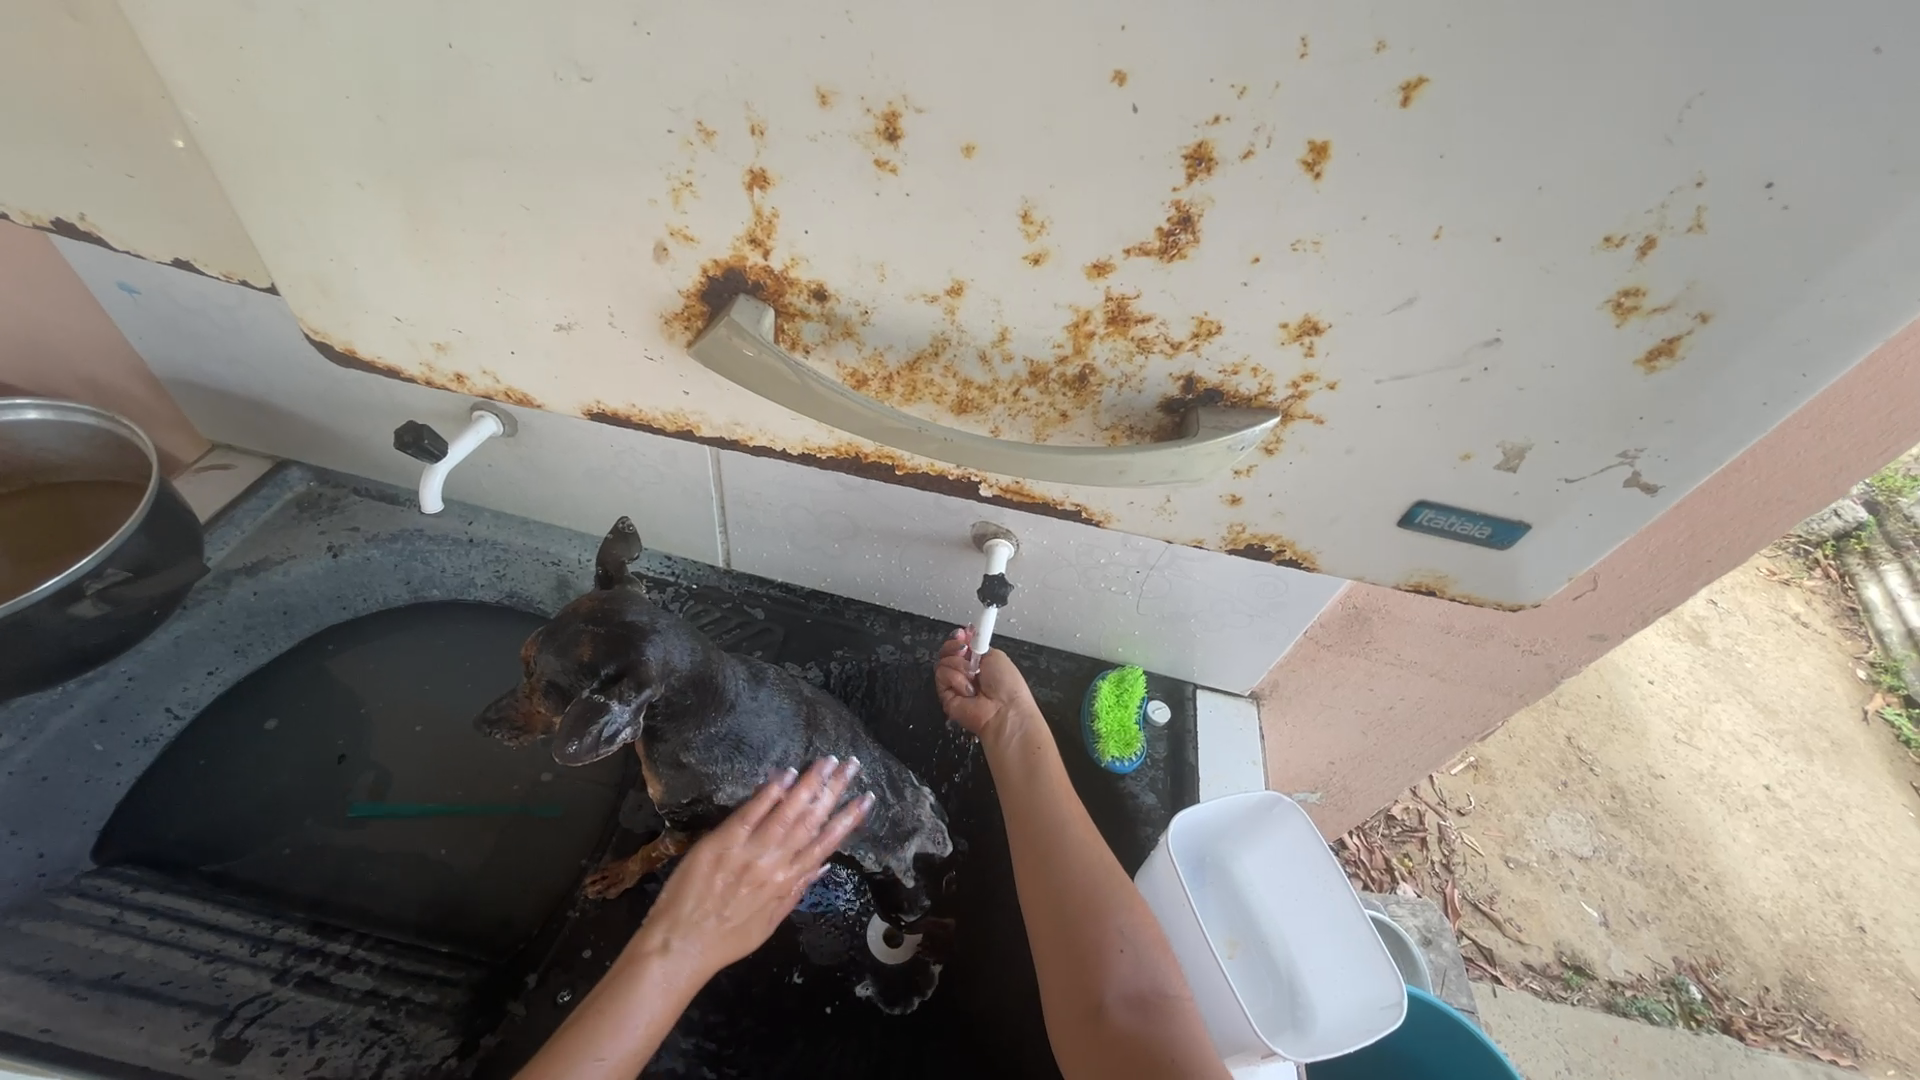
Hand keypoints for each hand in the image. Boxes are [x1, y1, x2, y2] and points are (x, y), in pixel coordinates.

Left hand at [631, 757, 871, 979]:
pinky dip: (769, 794)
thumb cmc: (726, 940)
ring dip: (809, 784)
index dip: (848, 819)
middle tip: (852, 765)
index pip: (826, 844)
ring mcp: (749, 851)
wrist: (679, 947)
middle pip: (811, 820)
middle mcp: (775, 863)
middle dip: (834, 790)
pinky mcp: (722, 842)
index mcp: (788, 882)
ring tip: (828, 761)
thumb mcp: (770, 924)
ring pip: (787, 812)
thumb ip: (797, 891)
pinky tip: (786, 774)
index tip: (866, 798)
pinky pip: (750, 814)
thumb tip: (825, 865)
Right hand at [936, 627, 1041, 743]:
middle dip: (955, 647)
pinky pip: (942, 675)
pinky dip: (956, 679)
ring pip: (943, 661)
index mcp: (978, 661)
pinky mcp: (946, 695)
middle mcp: (965, 672)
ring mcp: (955, 683)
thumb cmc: (1007, 686)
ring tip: (973, 677)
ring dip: (959, 666)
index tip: (963, 635)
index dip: (958, 637)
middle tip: (967, 653)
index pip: (959, 644)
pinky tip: (968, 690)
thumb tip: (968, 631)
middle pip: (947, 651)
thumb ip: (978, 643)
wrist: (1004, 709)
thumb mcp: (995, 655)